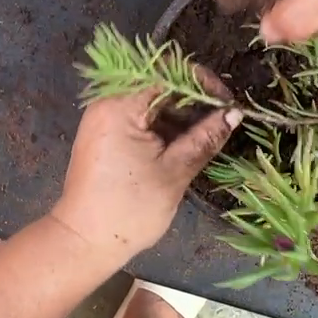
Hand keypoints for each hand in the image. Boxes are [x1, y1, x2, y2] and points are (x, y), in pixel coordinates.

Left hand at [48, 90, 241, 268]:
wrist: (85, 241)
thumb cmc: (129, 208)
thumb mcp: (174, 172)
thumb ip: (204, 138)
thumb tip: (233, 113)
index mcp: (120, 106)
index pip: (165, 76)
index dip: (200, 83)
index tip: (227, 101)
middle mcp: (108, 104)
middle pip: (157, 87)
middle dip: (193, 100)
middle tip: (224, 117)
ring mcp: (104, 119)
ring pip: (150, 103)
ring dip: (180, 114)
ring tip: (211, 130)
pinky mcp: (105, 134)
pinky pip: (139, 118)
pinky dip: (163, 126)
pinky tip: (187, 139)